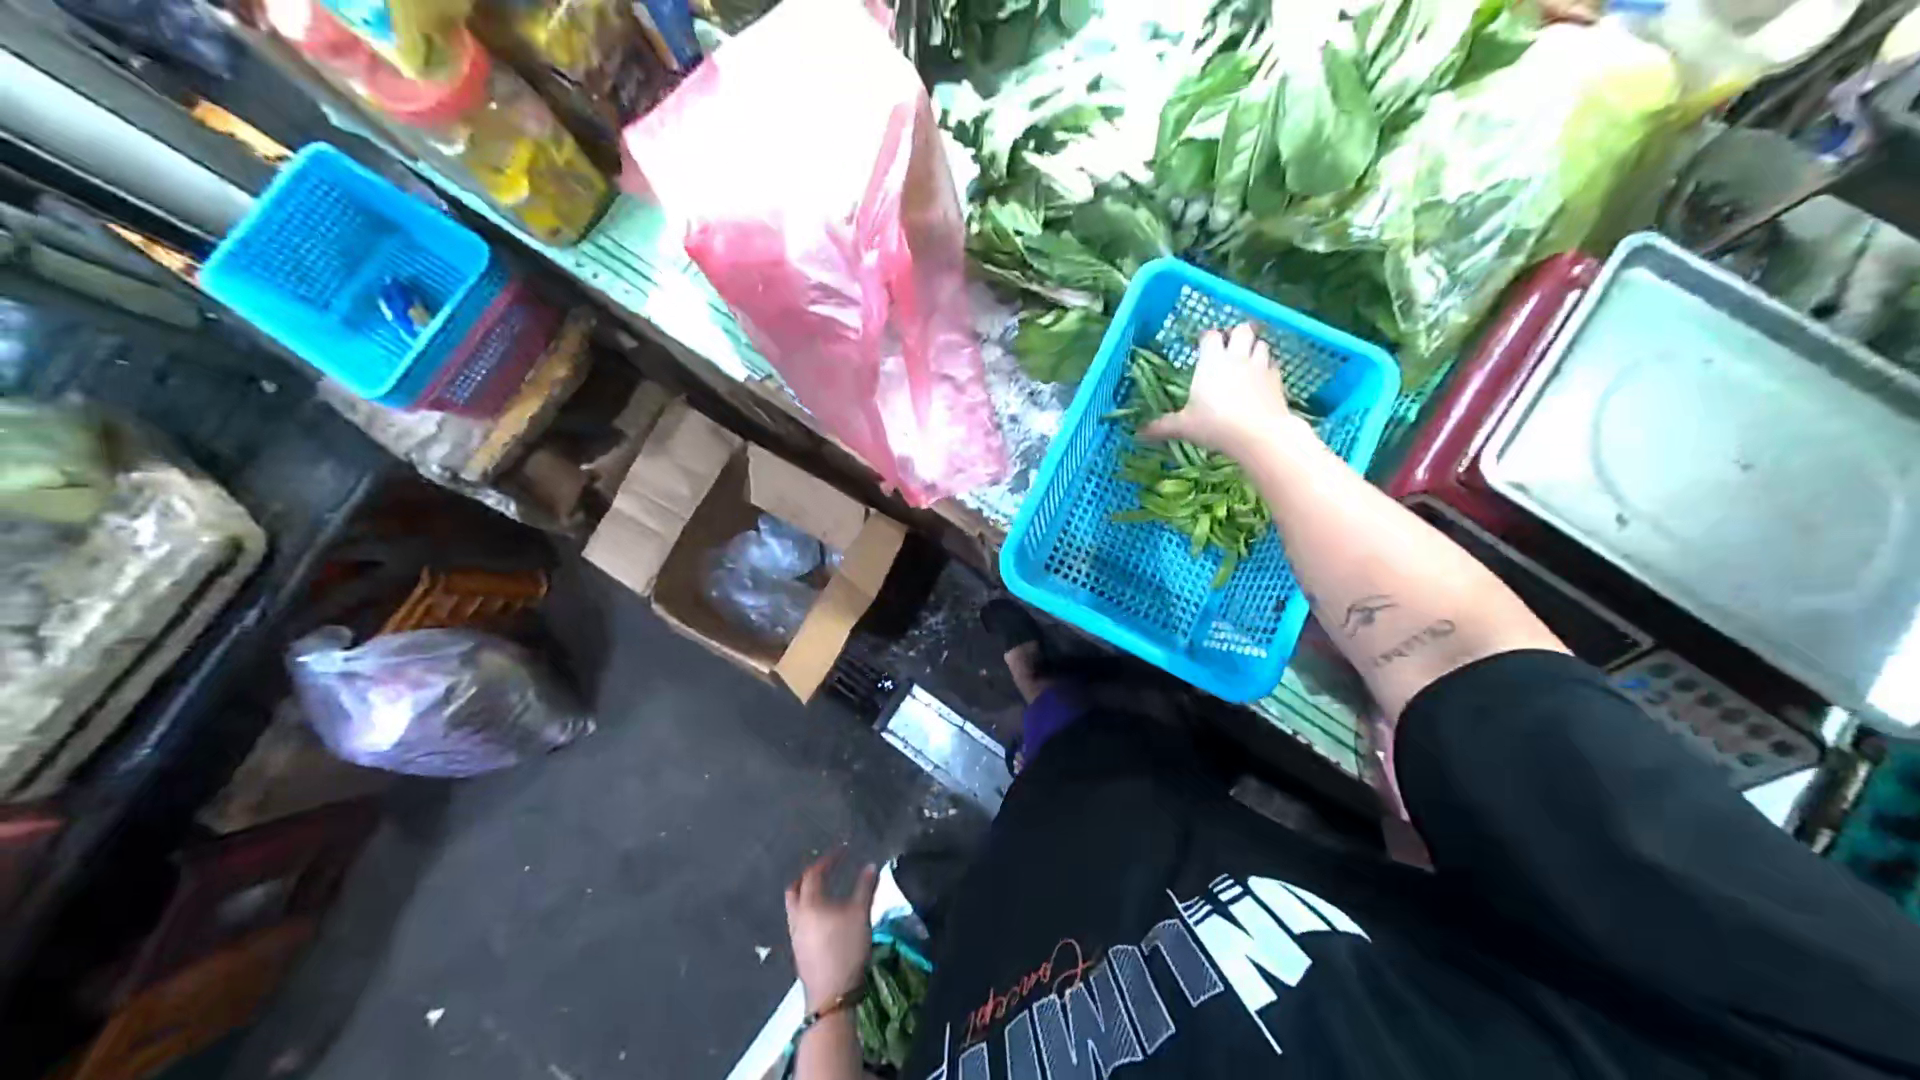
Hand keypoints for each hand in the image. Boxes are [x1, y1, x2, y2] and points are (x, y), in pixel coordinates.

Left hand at [785, 852, 878, 1010]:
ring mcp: (795, 935)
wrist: (831, 994)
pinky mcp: (799, 951)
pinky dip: (808, 911)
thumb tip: (871, 866)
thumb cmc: (846, 948)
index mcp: (810, 903)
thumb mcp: (860, 913)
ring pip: (794, 907)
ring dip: (806, 894)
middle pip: (795, 889)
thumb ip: (865, 887)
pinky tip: (824, 918)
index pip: (814, 873)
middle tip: (825, 869)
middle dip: (808, 876)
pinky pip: (798, 921)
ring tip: (824, 891)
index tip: (841, 852)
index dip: (827, 860)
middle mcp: (797, 916)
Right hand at [1141, 323, 1312, 461]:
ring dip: (1254, 348)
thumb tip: (1139, 433)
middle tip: (1229, 348)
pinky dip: (1268, 369)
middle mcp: (1236, 357)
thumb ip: (1163, 426)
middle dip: (1236, 335)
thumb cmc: (1215, 425)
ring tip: (1247, 361)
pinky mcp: (1277, 380)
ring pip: (1262, 344)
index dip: (1206, 339)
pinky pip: (1274, 366)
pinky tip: (1262, 381)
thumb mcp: (1184, 426)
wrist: (1259, 434)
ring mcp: (1260, 366)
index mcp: (1211, 361)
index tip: (1202, 346)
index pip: (1210, 336)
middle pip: (1242, 330)